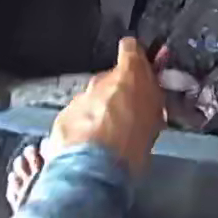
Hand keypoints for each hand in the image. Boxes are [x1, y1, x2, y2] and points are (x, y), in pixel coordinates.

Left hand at [46, 37, 164, 170]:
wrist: (94, 170)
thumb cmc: (134, 141)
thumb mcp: (156, 115)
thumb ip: (153, 94)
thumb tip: (152, 83)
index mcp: (129, 75)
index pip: (130, 47)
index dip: (135, 55)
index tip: (140, 66)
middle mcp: (100, 81)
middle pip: (111, 79)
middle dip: (118, 92)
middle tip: (127, 113)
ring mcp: (78, 99)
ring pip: (93, 99)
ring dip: (100, 111)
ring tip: (107, 136)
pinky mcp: (61, 118)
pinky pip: (77, 117)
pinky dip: (83, 126)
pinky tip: (89, 145)